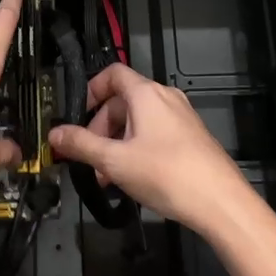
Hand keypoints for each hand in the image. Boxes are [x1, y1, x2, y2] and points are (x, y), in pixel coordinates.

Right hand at [48, 63, 251, 230]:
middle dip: (101, 128)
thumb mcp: (115, 161)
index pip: (112, 74)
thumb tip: (54, 134)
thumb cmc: (165, 174)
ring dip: (118, 142)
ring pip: (139, 120)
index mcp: (145, 93)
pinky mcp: (192, 137)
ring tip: (109, 177)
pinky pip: (156, 132)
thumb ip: (82, 145)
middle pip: (123, 101)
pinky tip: (134, 178)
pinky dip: (138, 147)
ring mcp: (182, 116)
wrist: (221, 202)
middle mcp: (165, 96)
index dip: (91, 90)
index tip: (76, 116)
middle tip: (91, 160)